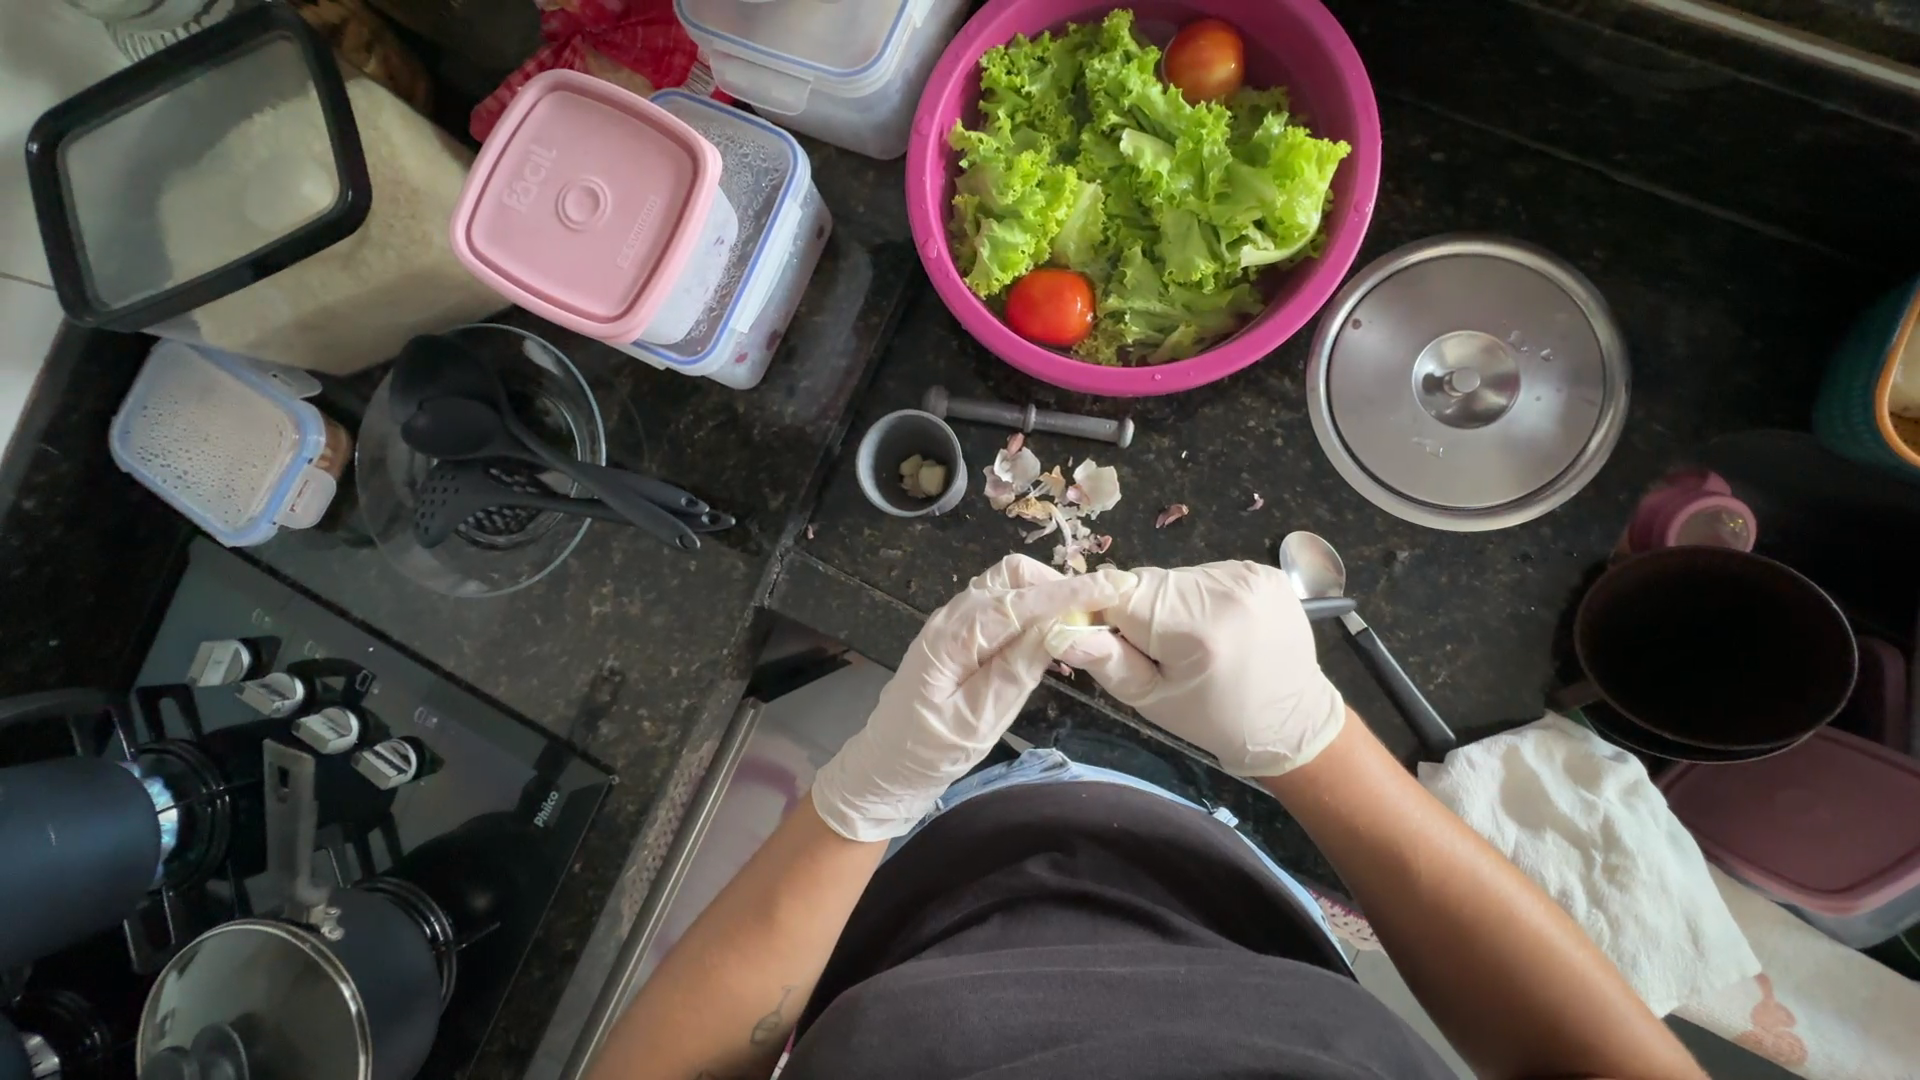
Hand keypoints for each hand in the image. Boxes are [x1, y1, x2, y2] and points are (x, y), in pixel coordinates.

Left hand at [811, 555, 1129, 840]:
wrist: (886, 767)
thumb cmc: (928, 753)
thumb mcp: (977, 722)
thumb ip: (1016, 672)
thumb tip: (1060, 629)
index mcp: (951, 639)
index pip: (1018, 603)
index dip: (1068, 594)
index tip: (1113, 585)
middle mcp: (951, 618)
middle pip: (1011, 577)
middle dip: (1057, 586)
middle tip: (1095, 617)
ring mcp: (953, 622)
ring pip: (1007, 585)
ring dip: (1046, 595)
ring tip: (1079, 625)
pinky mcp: (960, 633)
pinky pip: (1001, 603)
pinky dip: (1031, 608)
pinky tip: (1049, 635)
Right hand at [1044, 560, 1343, 776]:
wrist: (1292, 721)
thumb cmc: (1213, 719)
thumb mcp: (1149, 700)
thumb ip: (1105, 660)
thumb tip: (1058, 628)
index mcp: (1193, 629)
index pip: (1117, 593)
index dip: (1101, 611)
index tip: (1103, 635)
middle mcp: (1223, 591)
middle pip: (1147, 582)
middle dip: (1137, 608)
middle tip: (1152, 647)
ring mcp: (1248, 575)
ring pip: (1175, 577)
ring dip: (1169, 601)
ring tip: (1188, 639)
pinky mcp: (1264, 571)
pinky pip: (1206, 575)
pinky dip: (1198, 596)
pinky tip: (1214, 625)